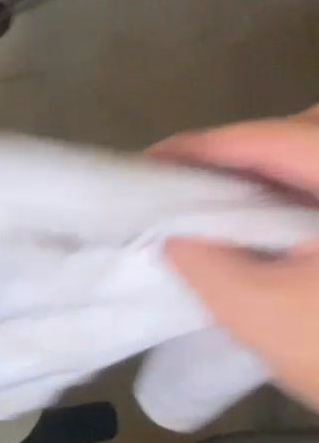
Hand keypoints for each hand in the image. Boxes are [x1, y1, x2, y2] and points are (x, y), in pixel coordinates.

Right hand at [151, 108, 318, 408]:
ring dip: (272, 173)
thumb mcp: (254, 308)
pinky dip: (297, 196)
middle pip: (311, 134)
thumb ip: (204, 260)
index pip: (276, 141)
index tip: (141, 165)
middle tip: (179, 186)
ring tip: (217, 207)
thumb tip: (170, 231)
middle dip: (243, 150)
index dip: (203, 147)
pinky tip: (265, 227)